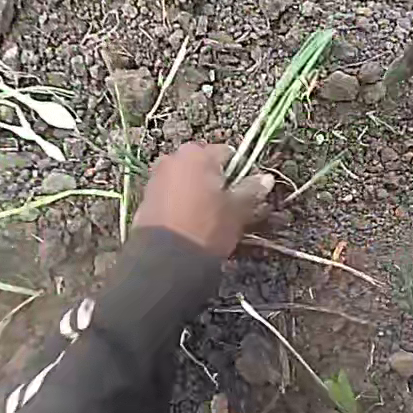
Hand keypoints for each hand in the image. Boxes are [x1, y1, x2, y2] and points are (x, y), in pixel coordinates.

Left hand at [133, 143, 272, 257]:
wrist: (165, 259)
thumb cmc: (207, 227)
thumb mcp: (237, 210)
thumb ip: (251, 190)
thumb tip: (266, 178)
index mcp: (197, 154)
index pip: (228, 154)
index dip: (242, 172)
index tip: (249, 192)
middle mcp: (173, 159)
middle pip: (204, 166)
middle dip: (218, 181)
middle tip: (231, 205)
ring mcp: (156, 178)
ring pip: (187, 180)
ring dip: (200, 192)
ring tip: (212, 217)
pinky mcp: (146, 199)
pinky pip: (172, 194)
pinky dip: (184, 203)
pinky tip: (192, 223)